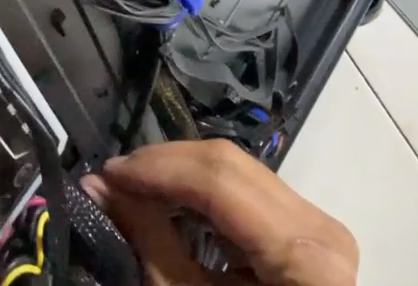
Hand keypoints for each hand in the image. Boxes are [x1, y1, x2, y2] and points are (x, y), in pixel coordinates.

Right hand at [81, 140, 357, 285]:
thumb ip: (150, 242)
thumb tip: (98, 185)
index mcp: (303, 252)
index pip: (219, 179)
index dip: (157, 168)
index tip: (106, 174)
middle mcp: (319, 224)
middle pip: (228, 164)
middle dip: (164, 165)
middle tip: (112, 178)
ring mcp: (318, 225)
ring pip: (236, 170)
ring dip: (179, 174)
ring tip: (133, 188)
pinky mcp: (307, 231)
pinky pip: (248, 193)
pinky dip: (203, 194)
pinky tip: (169, 202)